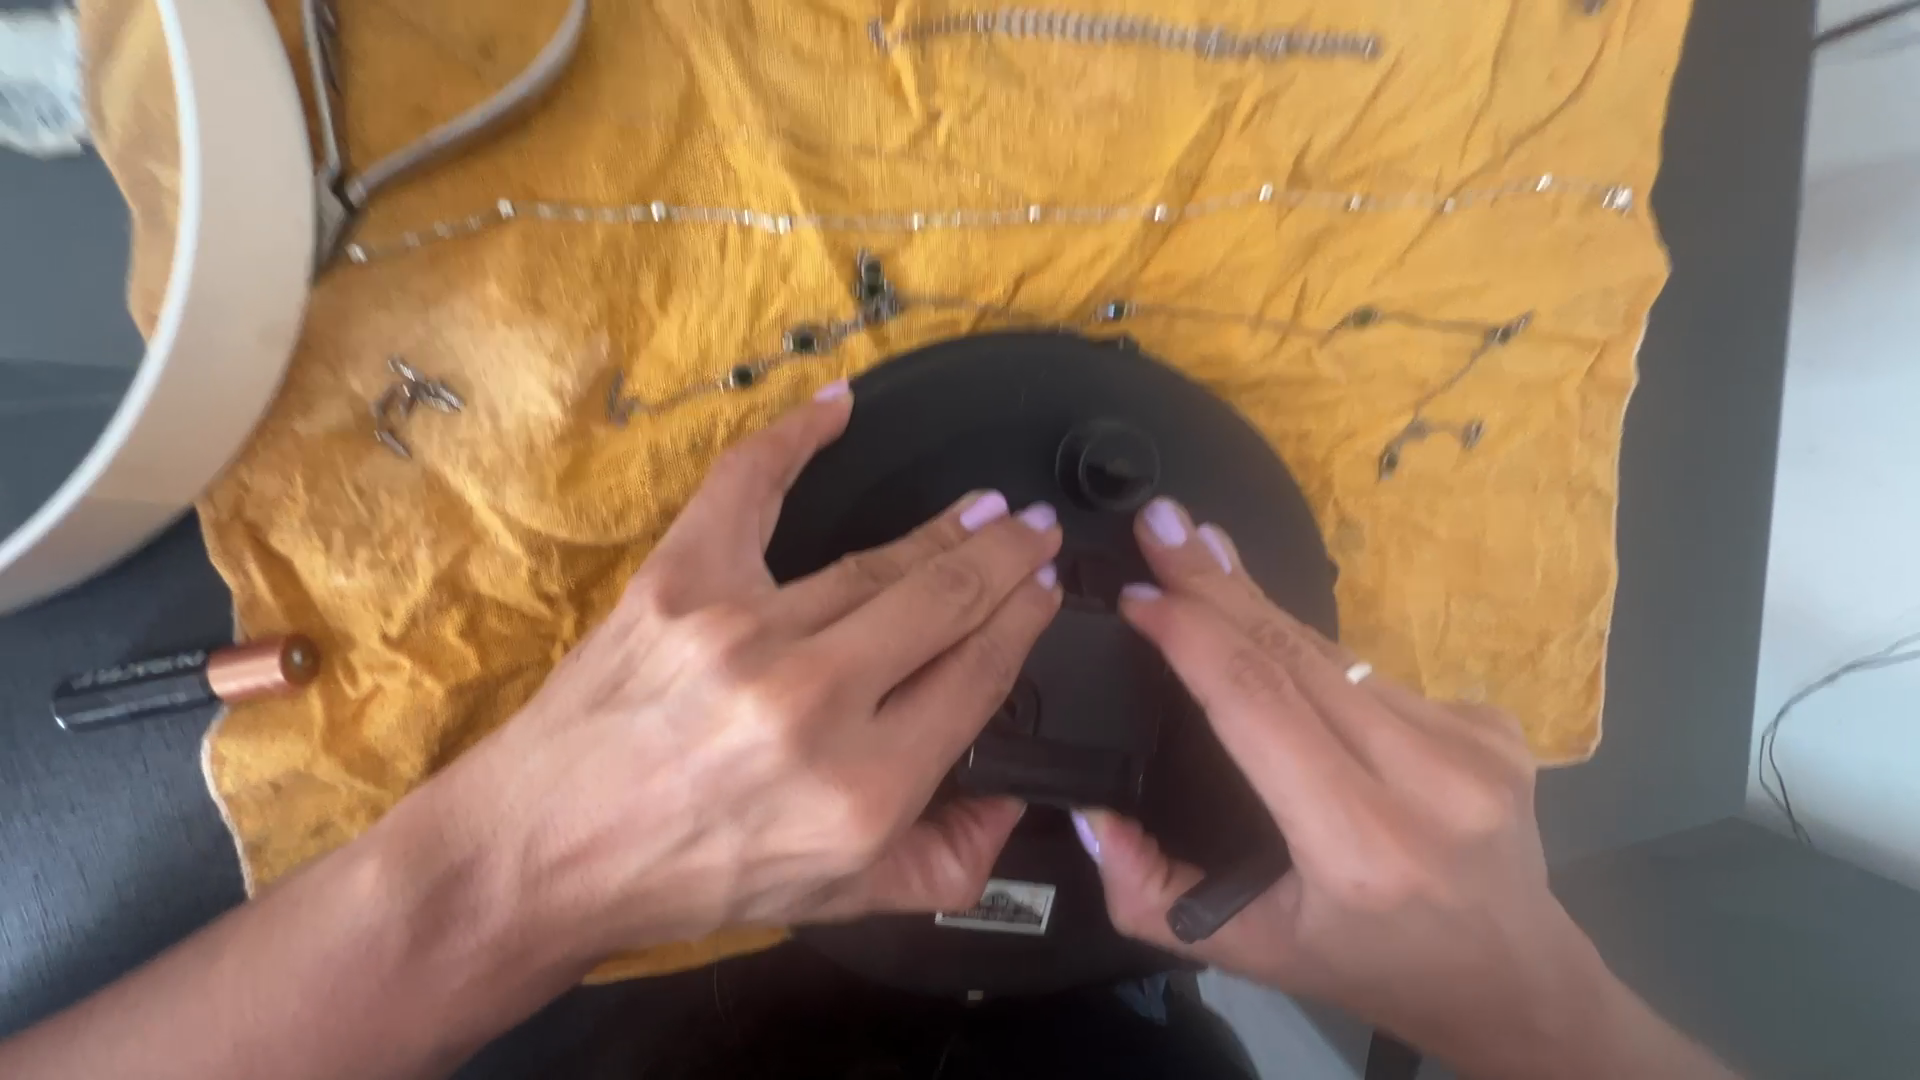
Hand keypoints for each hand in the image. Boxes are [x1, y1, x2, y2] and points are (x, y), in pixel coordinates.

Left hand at [429, 383, 1062, 957]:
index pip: (977, 675)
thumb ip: (944, 864)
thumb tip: (1011, 800)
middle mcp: (817, 702)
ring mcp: (745, 632)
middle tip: (1036, 527)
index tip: (1043, 587)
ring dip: (945, 527)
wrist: (543, 851)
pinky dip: (795, 438)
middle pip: (944, 601)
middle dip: (1006, 557)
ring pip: (876, 560)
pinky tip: (841, 406)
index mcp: (867, 789)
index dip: (1022, 620)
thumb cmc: (696, 875)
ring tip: (985, 507)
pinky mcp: (680, 583)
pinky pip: (750, 487)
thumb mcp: (837, 899)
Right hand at [1076, 498, 1730, 1079]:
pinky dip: (1301, 640)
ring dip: (1251, 597)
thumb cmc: (1370, 966)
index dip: (1192, 636)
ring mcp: (1470, 744)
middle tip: (1158, 523)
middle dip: (1212, 582)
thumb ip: (1149, 895)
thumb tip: (1089, 816)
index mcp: (1359, 845)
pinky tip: (1260, 618)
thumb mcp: (1247, 953)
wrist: (1519, 983)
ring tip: (1196, 548)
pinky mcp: (1491, 723)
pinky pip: (1364, 668)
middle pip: (1292, 651)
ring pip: (1327, 649)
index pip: (1258, 703)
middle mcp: (1426, 781)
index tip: (1137, 595)